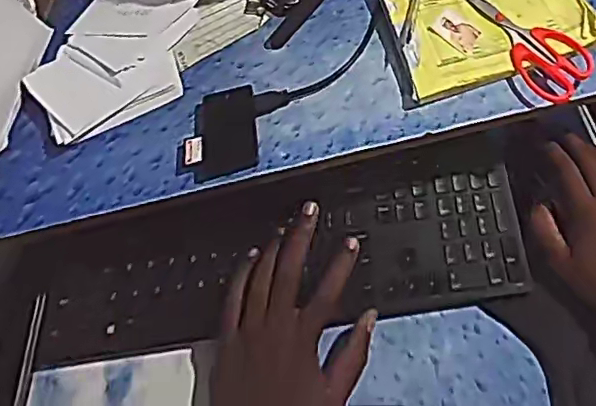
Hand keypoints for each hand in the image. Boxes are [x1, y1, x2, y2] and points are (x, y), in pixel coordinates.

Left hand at [212, 201, 376, 405]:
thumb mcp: (333, 397)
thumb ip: (353, 355)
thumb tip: (368, 319)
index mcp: (303, 338)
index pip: (328, 289)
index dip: (342, 262)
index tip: (351, 242)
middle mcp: (275, 325)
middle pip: (290, 267)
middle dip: (302, 234)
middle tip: (310, 210)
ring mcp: (248, 328)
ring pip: (261, 274)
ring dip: (274, 246)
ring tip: (285, 225)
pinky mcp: (227, 337)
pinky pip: (234, 294)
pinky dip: (243, 270)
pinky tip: (252, 254)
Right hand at [525, 135, 595, 385]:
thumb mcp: (558, 261)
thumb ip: (543, 227)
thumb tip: (538, 203)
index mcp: (586, 209)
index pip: (566, 168)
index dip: (552, 152)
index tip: (543, 146)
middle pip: (590, 158)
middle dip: (573, 143)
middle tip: (560, 136)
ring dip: (591, 150)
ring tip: (578, 144)